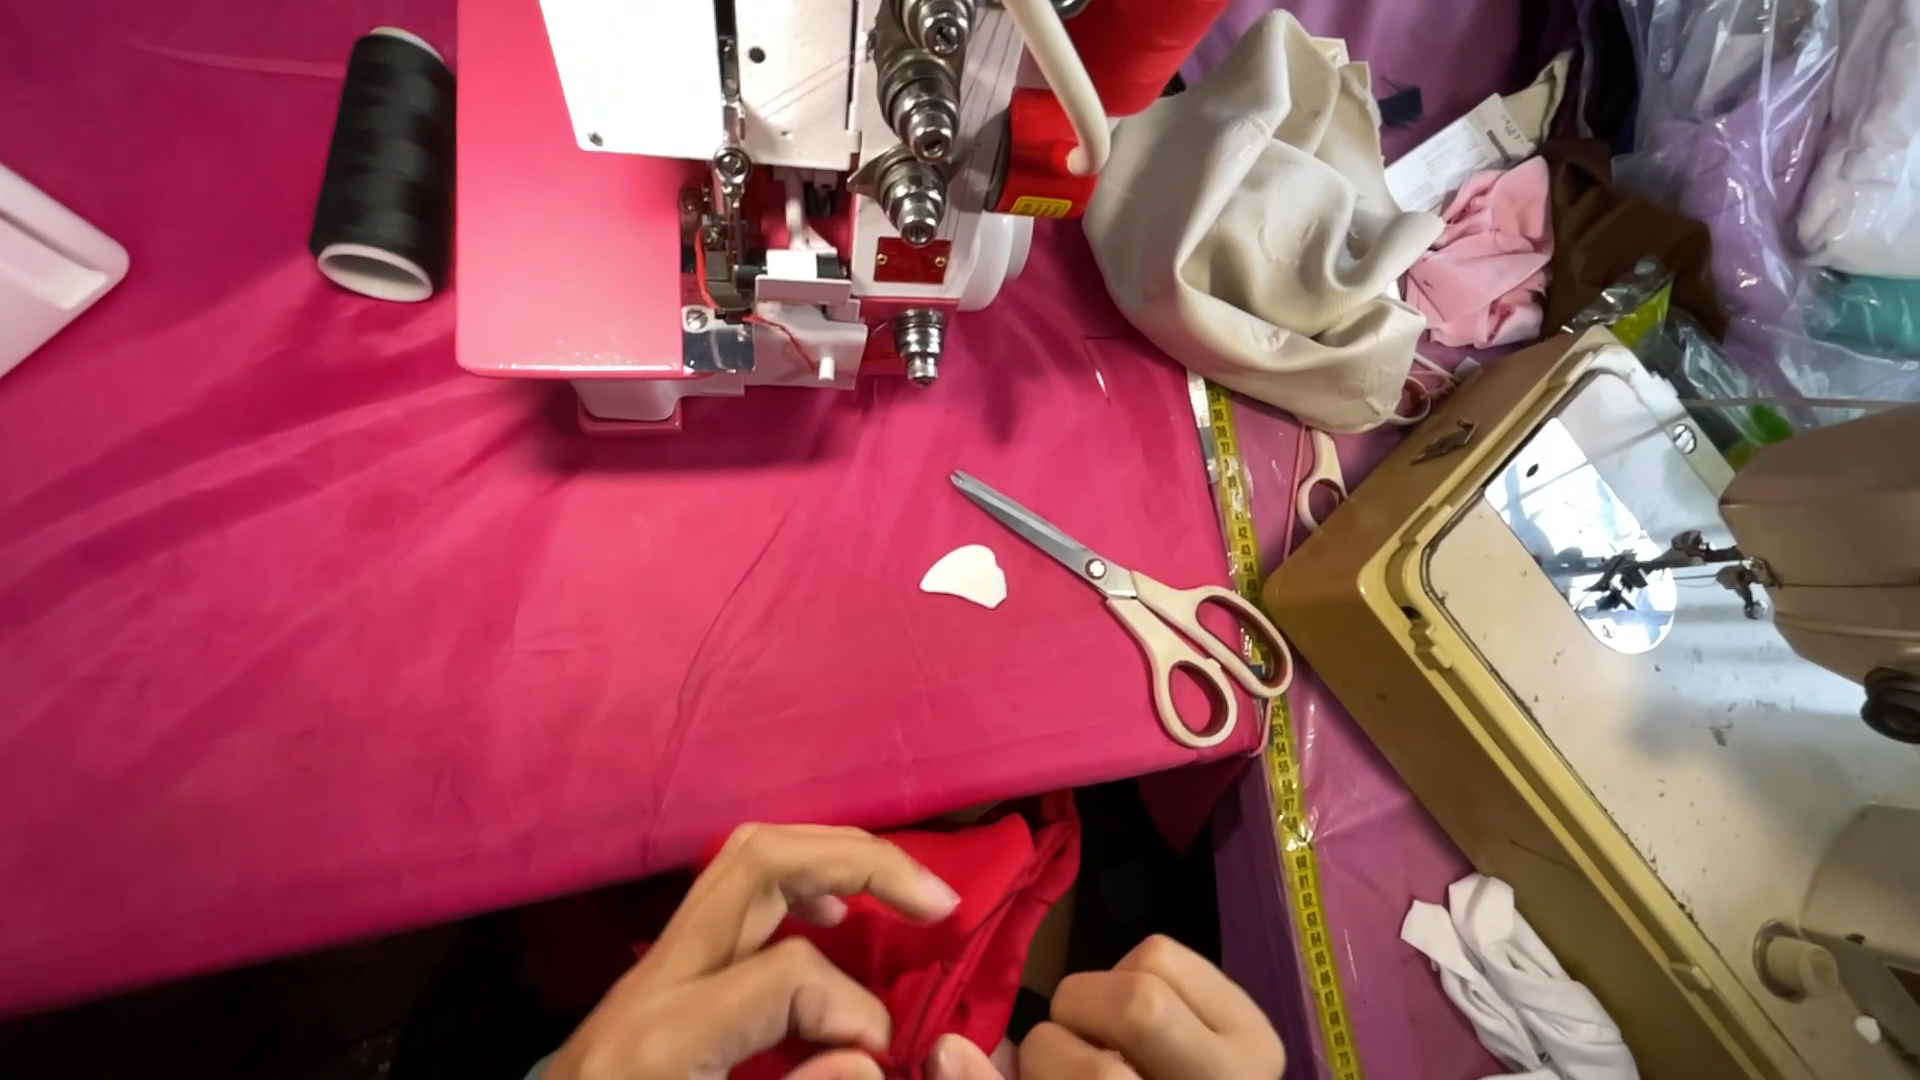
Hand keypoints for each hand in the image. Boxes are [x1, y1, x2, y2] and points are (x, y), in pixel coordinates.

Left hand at [546, 823, 961, 1079]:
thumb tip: (869, 1057)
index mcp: (664, 1039)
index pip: (786, 972)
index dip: (852, 1010)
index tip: (881, 1052)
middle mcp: (656, 973)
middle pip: (763, 859)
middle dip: (861, 863)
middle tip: (934, 896)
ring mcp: (654, 959)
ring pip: (749, 851)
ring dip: (833, 854)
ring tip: (895, 889)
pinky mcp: (662, 962)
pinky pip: (737, 882)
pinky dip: (798, 875)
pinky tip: (832, 910)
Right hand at [928, 936, 1284, 1079]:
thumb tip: (941, 1047)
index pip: (1105, 1073)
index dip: (1049, 1064)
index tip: (1010, 1065)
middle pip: (1135, 1010)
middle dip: (1069, 1037)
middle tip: (1069, 1062)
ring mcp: (1257, 1061)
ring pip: (1144, 978)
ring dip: (1097, 1004)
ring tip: (1105, 1046)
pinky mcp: (1255, 1022)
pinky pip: (1162, 954)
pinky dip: (1128, 976)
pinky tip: (1138, 1029)